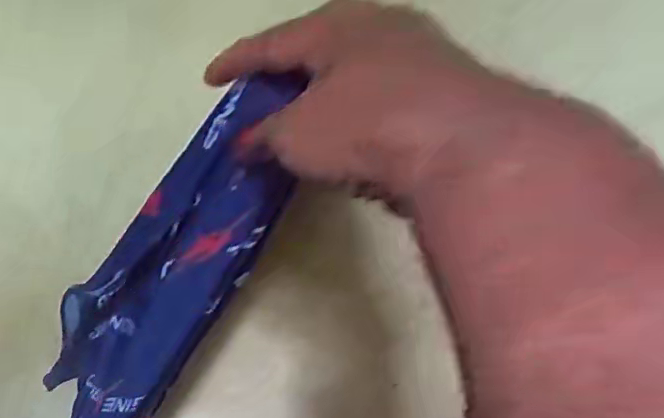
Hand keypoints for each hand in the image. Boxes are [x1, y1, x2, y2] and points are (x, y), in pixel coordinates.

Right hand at [206, 2, 550, 205]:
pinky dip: (336, 109)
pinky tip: (324, 131)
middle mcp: (378, 27)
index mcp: (338, 27)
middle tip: (253, 90)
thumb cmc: (359, 125)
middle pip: (316, 45)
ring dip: (311, 92)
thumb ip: (262, 134)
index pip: (275, 41)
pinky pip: (365, 93)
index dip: (238, 61)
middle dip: (281, 69)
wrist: (453, 144)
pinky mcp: (427, 88)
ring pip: (344, 69)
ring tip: (286, 115)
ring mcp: (410, 55)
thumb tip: (248, 142)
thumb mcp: (290, 134)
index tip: (210, 77)